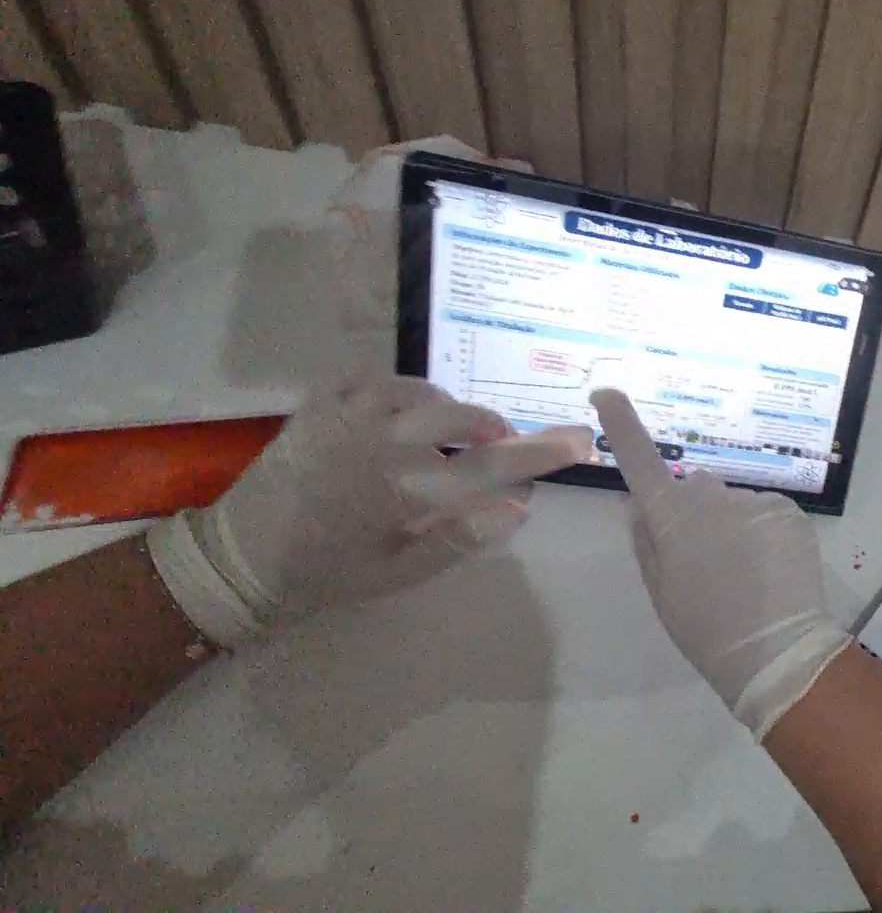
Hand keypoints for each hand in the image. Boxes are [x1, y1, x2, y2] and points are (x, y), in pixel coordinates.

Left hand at [149, 376, 590, 644]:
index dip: (543, 451)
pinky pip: (367, 378)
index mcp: (404, 489)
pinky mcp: (317, 411)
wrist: (231, 564)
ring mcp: (344, 421)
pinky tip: (401, 406)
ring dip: (449, 408)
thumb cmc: (327, 573)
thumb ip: (461, 537)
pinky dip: (396, 387)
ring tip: (451, 429)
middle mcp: (380, 445)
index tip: (580, 439)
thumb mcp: (400, 572)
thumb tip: (519, 506)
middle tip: (500, 447)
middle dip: (495, 429)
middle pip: (463, 417)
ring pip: (420, 391)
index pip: (494, 464)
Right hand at [592, 388, 848, 738]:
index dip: (622, 424)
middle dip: (697, 511)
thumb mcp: (661, 592)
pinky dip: (766, 532)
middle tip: (708, 560)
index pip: (640, 461)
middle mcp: (712, 496)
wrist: (774, 648)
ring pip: (736, 505)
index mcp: (672, 518)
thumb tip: (638, 503)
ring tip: (746, 573)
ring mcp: (754, 499)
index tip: (607, 392)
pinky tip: (770, 567)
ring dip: (736, 525)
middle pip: (698, 489)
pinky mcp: (789, 509)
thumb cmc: (706, 628)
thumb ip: (648, 541)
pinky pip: (767, 512)